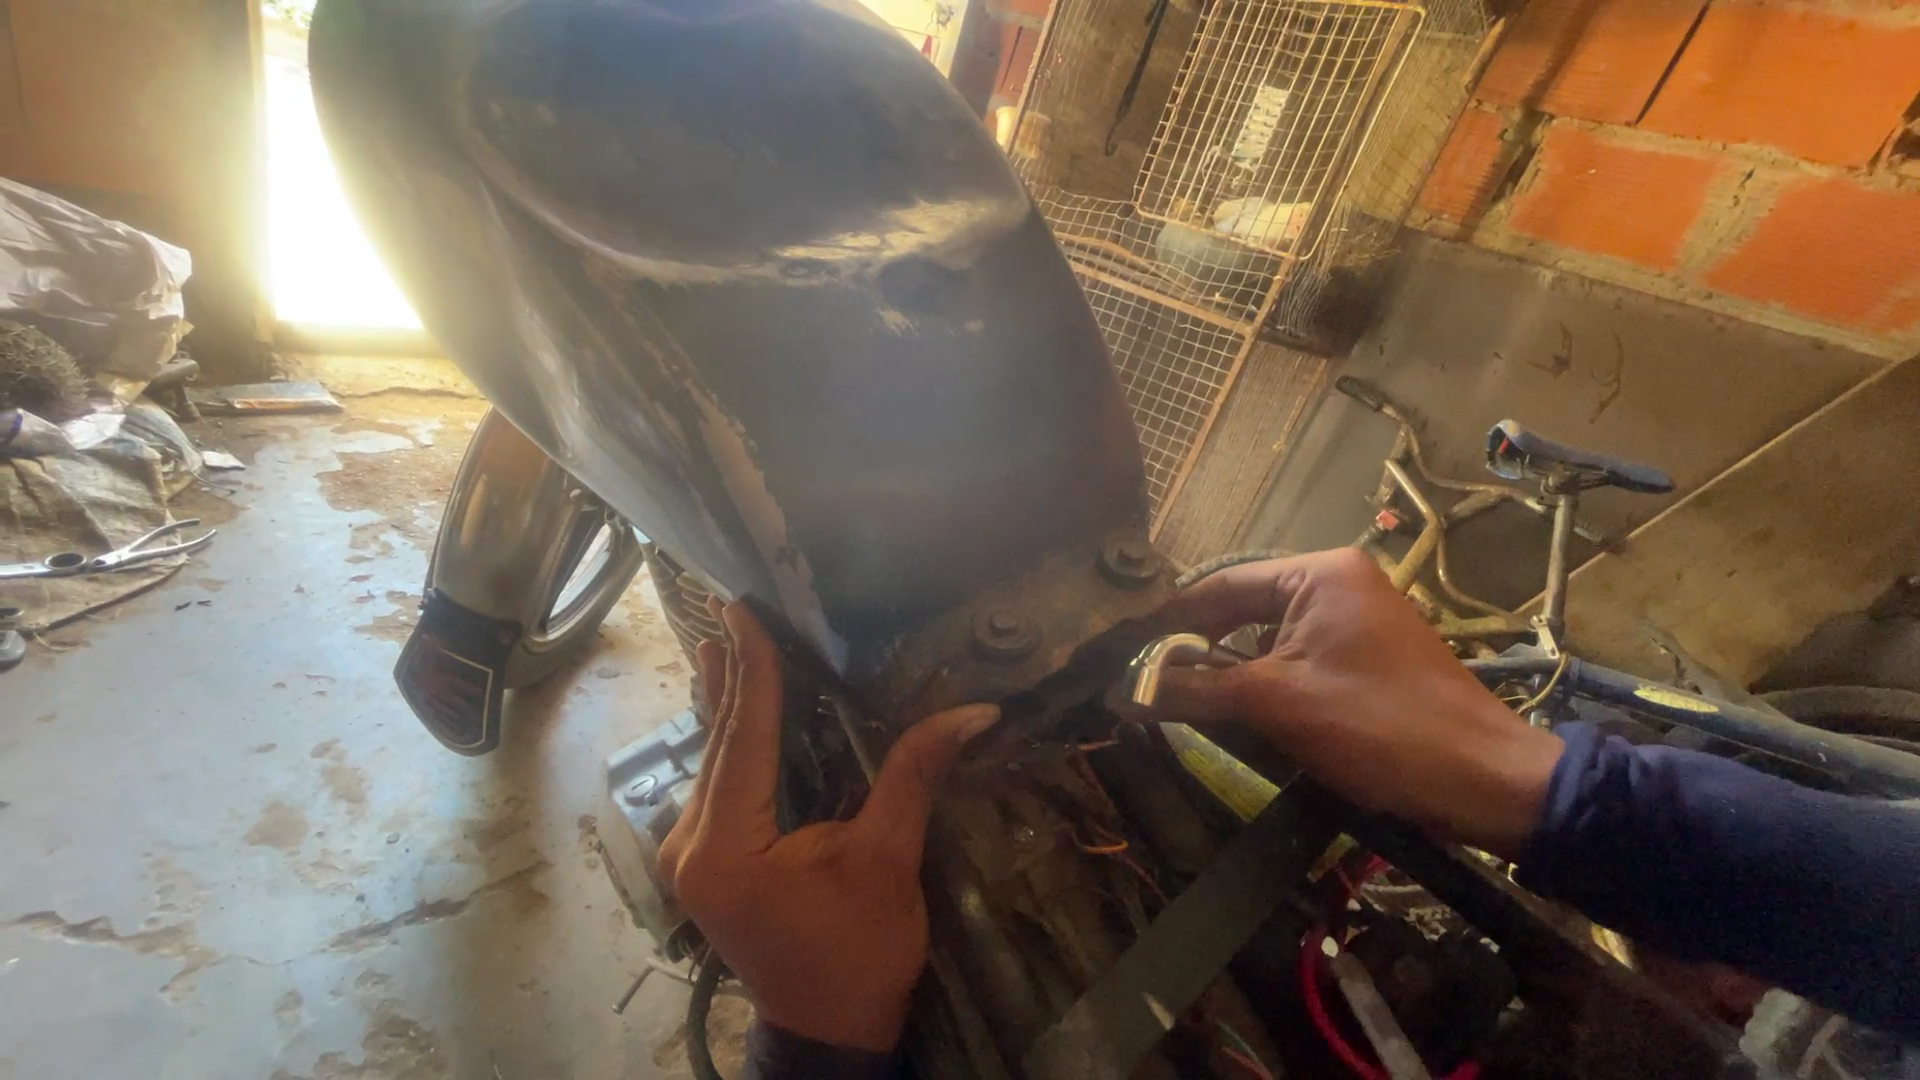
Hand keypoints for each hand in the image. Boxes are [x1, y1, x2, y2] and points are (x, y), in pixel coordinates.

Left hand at [658, 602, 999, 1051]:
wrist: (828, 1028)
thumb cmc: (858, 952)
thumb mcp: (888, 860)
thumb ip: (913, 775)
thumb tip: (972, 711)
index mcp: (727, 846)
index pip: (745, 736)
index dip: (753, 669)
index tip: (743, 610)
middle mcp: (692, 843)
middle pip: (722, 740)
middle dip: (735, 672)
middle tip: (734, 606)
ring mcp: (691, 852)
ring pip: (713, 756)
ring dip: (728, 698)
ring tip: (724, 638)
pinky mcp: (706, 857)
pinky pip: (718, 778)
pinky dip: (732, 733)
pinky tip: (730, 699)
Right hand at [1154, 549, 1564, 856]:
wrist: (1486, 782)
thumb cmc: (1375, 726)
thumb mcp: (1273, 704)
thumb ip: (1193, 690)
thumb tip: (1122, 693)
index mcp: (1318, 574)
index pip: (1222, 584)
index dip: (1171, 618)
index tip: (1129, 646)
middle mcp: (1338, 582)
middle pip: (1244, 606)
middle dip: (1198, 643)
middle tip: (1149, 674)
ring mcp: (1356, 617)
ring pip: (1268, 634)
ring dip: (1228, 664)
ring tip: (1182, 692)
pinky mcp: (1367, 653)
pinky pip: (1296, 654)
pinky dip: (1263, 677)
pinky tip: (1235, 705)